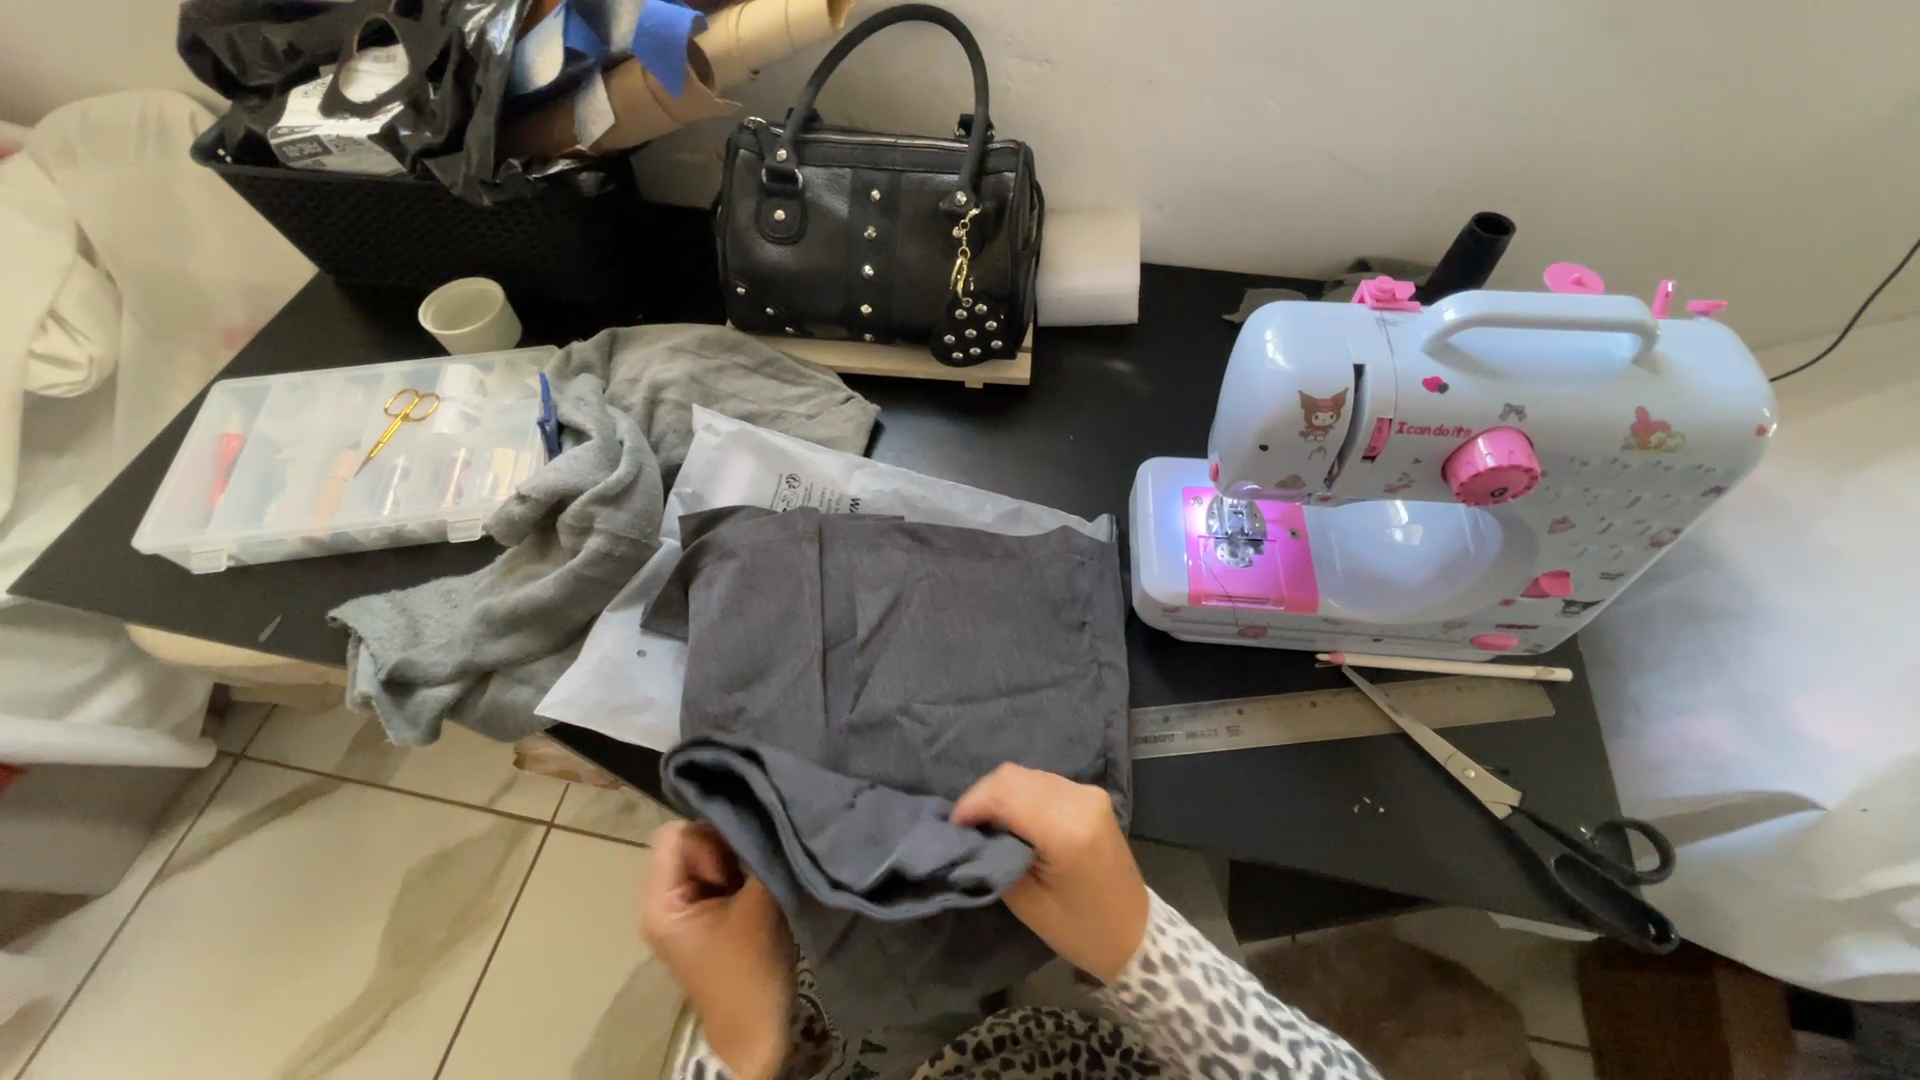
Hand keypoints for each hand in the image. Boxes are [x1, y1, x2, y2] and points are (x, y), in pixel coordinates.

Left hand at [641, 822, 793, 1079]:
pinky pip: (721, 872)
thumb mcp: (759, 905)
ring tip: (759, 881)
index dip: (709, 835)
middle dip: (726, 847)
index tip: (736, 859)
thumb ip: (760, 854)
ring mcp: (686, 907)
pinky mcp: (707, 913)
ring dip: (738, 860)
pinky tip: (759, 890)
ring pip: (710, 855)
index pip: (673, 835)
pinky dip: (742, 874)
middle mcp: (665, 899)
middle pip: (692, 842)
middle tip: (752, 871)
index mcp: (660, 902)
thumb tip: (769, 812)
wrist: (757, 1029)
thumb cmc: (750, 970)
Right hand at [951, 764, 1148, 983]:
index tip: (954, 828)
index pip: (1005, 794)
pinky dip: (1019, 794)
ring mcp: (1089, 794)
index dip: (971, 805)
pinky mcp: (1091, 795)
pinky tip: (1011, 819)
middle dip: (982, 797)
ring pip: (1026, 775)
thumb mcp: (1028, 905)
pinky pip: (1042, 782)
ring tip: (984, 824)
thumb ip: (997, 861)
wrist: (1135, 933)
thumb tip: (972, 835)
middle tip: (965, 827)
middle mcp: (1080, 800)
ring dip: (1000, 794)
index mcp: (1067, 829)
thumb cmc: (1081, 930)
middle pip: (1013, 776)